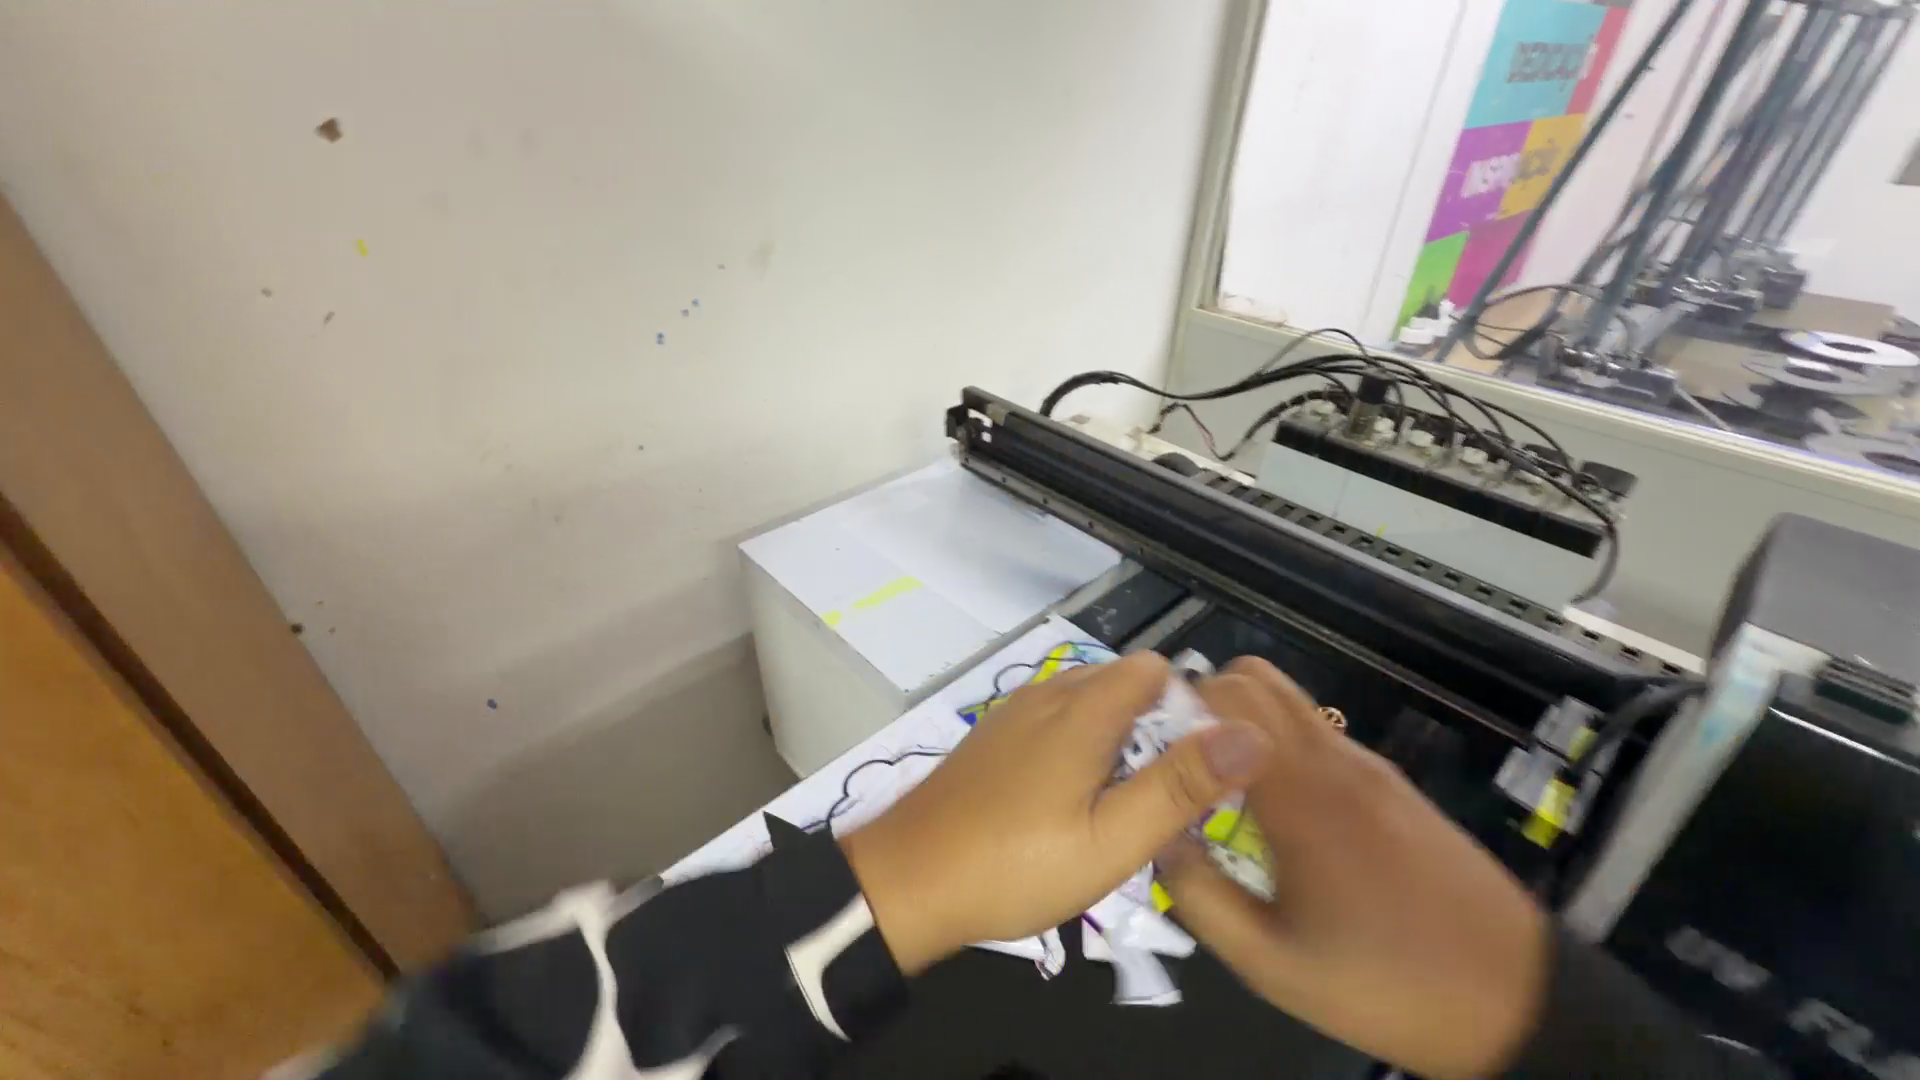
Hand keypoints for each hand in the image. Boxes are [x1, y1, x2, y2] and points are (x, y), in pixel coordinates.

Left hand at [840, 651, 1278, 974]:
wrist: (906, 881)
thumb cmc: (1015, 866)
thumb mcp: (1111, 840)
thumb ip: (1180, 785)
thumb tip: (1250, 734)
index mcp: (1082, 708)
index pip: (1155, 668)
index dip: (1187, 709)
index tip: (1193, 770)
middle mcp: (1048, 694)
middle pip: (1123, 684)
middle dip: (1155, 730)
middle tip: (1155, 803)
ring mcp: (1014, 713)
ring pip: (1088, 704)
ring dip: (1116, 743)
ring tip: (1114, 810)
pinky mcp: (994, 737)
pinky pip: (1055, 722)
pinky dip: (1077, 748)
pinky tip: (1066, 804)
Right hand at [1155, 657, 1550, 1079]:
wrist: (1521, 1002)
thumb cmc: (1385, 984)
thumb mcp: (1272, 964)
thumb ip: (1199, 895)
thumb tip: (1157, 835)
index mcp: (1298, 792)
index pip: (1225, 695)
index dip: (1176, 704)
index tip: (1149, 745)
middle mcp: (1332, 759)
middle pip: (1254, 677)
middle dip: (1203, 701)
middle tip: (1177, 757)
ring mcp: (1367, 765)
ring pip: (1288, 699)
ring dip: (1241, 718)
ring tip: (1218, 778)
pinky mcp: (1391, 782)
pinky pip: (1317, 733)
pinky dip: (1278, 741)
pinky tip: (1274, 803)